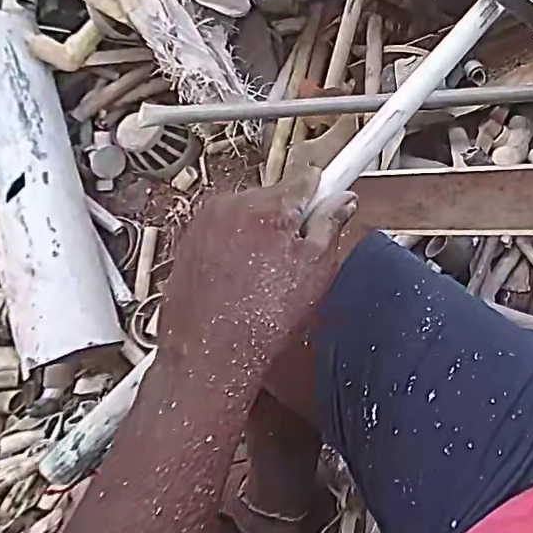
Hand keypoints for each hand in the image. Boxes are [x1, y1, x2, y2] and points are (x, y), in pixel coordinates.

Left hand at [159, 167, 360, 386]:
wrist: (208, 355)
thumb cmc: (258, 322)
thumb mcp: (315, 272)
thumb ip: (330, 226)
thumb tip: (342, 201)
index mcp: (267, 208)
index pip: (307, 177)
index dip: (326, 190)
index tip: (334, 191)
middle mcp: (232, 205)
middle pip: (277, 195)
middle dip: (291, 219)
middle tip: (297, 257)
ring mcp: (207, 220)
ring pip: (251, 211)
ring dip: (263, 230)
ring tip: (266, 274)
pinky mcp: (190, 237)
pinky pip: (226, 227)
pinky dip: (238, 243)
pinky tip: (244, 277)